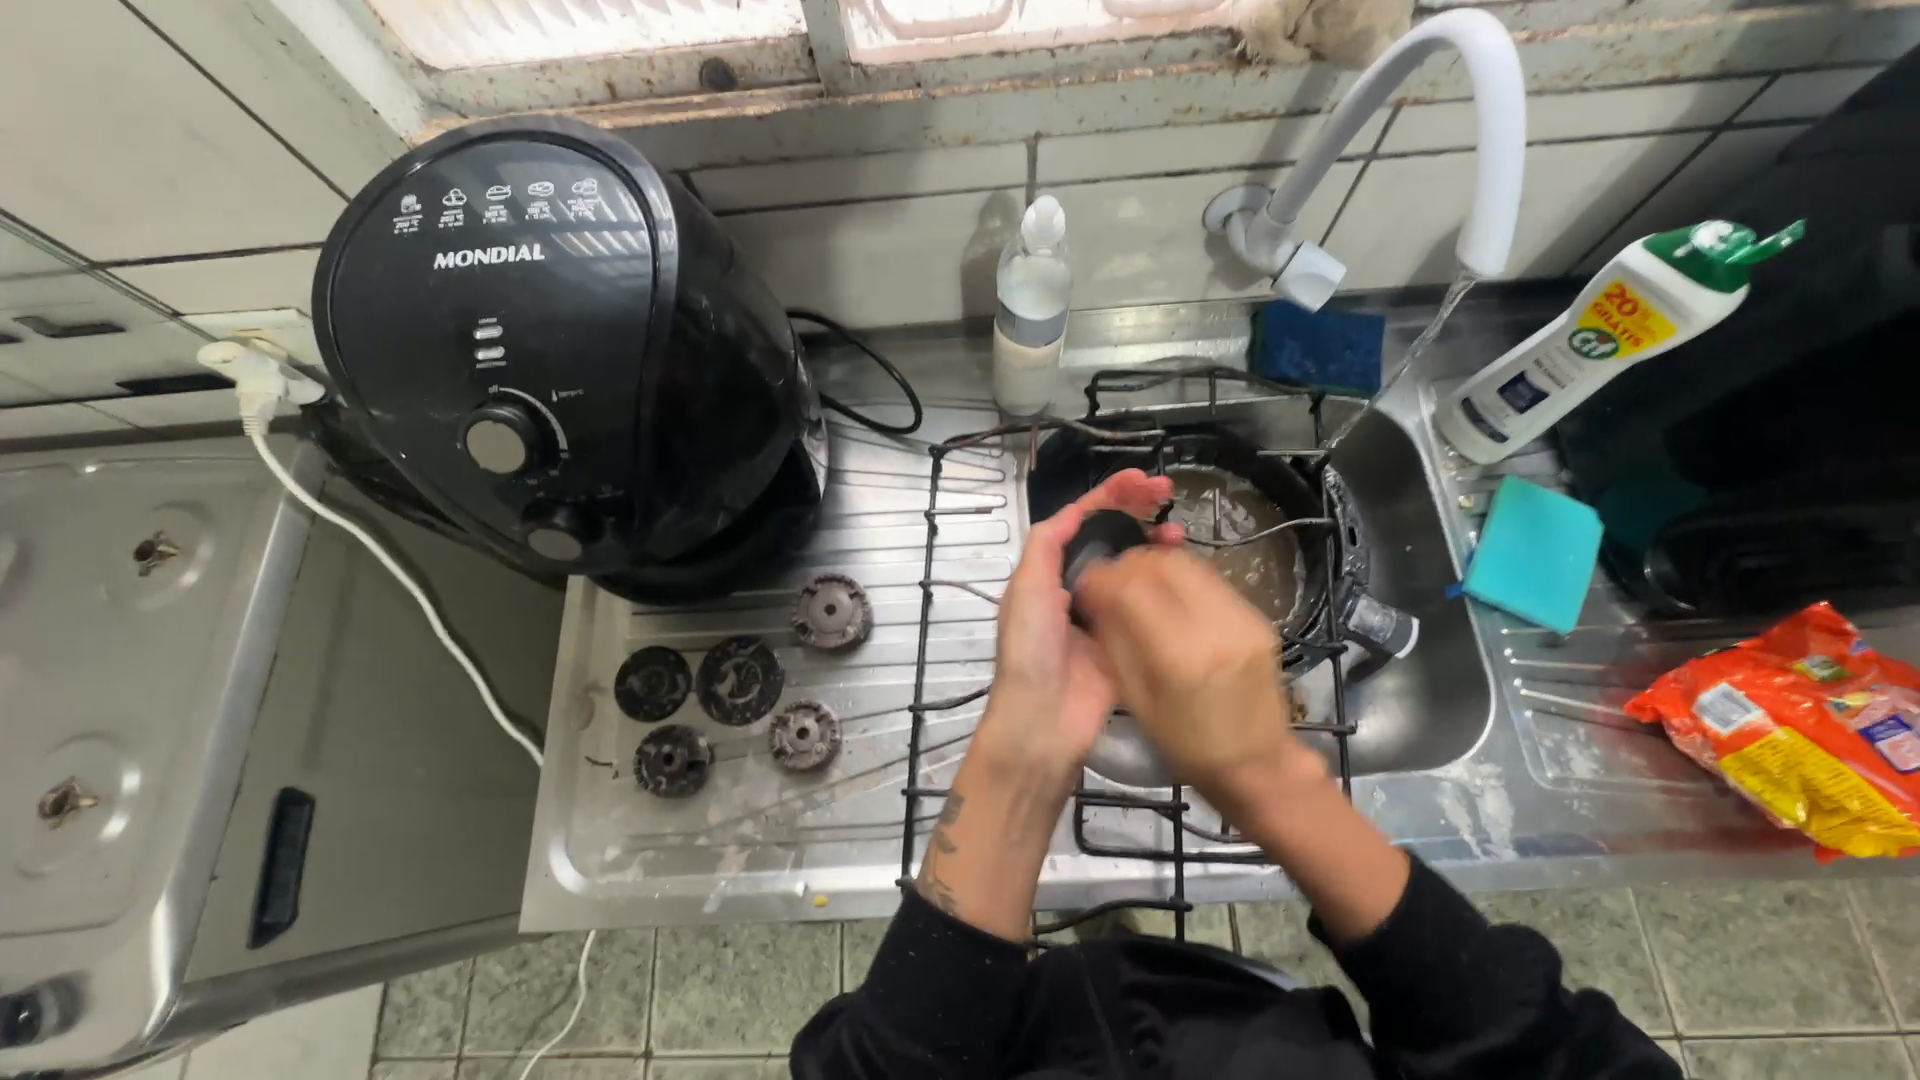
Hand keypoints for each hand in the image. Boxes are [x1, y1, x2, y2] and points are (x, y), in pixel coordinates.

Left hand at [970, 468, 1181, 789]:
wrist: (1044, 719)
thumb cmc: (1030, 650)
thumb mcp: (1027, 588)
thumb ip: (1047, 545)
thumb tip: (1073, 510)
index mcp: (1048, 573)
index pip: (1081, 521)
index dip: (1111, 496)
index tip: (1144, 480)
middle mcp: (1075, 589)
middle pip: (1110, 539)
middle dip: (1137, 512)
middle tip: (1170, 495)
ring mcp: (1103, 615)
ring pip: (1133, 568)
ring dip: (1153, 545)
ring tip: (1179, 534)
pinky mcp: (1126, 641)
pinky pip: (1147, 604)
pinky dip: (1163, 584)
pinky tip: (1180, 572)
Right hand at [1074, 547, 1330, 820]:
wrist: (1257, 762)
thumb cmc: (1186, 744)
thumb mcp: (1136, 699)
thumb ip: (1114, 640)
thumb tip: (1095, 596)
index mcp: (1181, 657)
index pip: (1132, 588)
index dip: (1102, 578)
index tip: (1085, 584)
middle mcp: (1217, 627)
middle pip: (1163, 564)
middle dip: (1127, 564)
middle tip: (1109, 581)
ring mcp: (1243, 617)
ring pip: (1188, 563)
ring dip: (1153, 565)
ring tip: (1134, 583)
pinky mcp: (1257, 615)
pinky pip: (1208, 578)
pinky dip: (1179, 578)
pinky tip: (1165, 595)